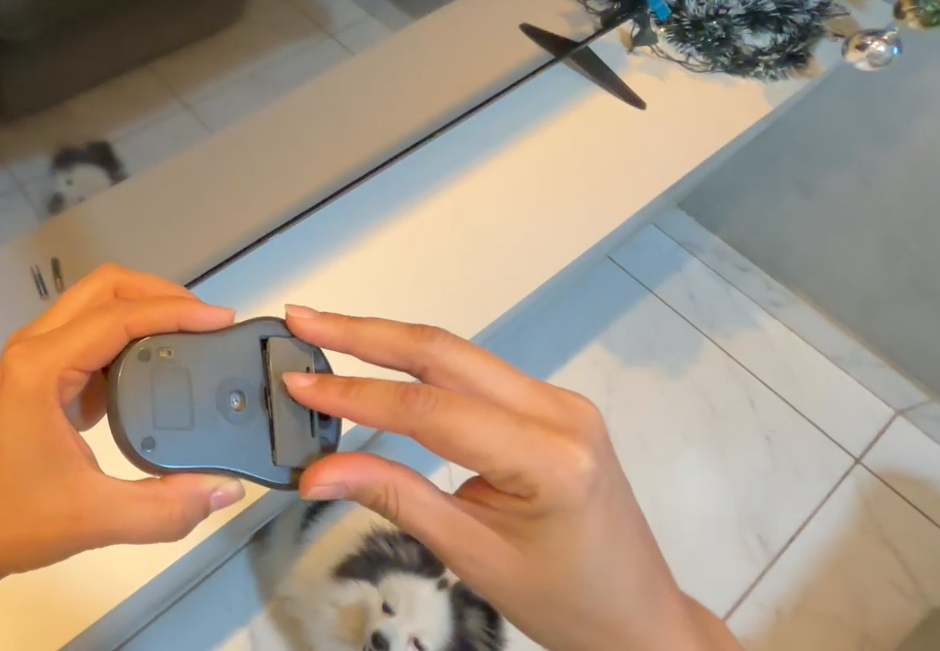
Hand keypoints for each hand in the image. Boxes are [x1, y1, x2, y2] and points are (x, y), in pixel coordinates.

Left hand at [0, 267, 246, 590]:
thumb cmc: (14, 522)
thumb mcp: (95, 518)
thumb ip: (167, 508)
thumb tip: (228, 488)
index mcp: (41, 367)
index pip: (117, 317)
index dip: (173, 311)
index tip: (221, 319)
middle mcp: (33, 346)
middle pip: (103, 288)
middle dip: (158, 293)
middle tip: (206, 319)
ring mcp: (31, 356)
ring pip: (92, 304)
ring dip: (140, 308)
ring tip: (187, 334)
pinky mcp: (36, 372)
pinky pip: (84, 332)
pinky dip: (122, 335)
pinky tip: (151, 366)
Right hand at [279, 305, 739, 650]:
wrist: (641, 620)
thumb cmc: (565, 601)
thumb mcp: (471, 554)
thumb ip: (391, 495)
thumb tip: (316, 472)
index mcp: (548, 457)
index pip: (429, 409)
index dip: (354, 394)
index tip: (299, 385)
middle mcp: (556, 410)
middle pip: (440, 351)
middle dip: (360, 332)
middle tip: (301, 320)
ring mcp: (554, 398)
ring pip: (451, 349)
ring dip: (381, 336)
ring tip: (322, 327)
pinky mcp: (543, 399)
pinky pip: (466, 366)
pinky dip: (410, 355)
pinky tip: (372, 349)